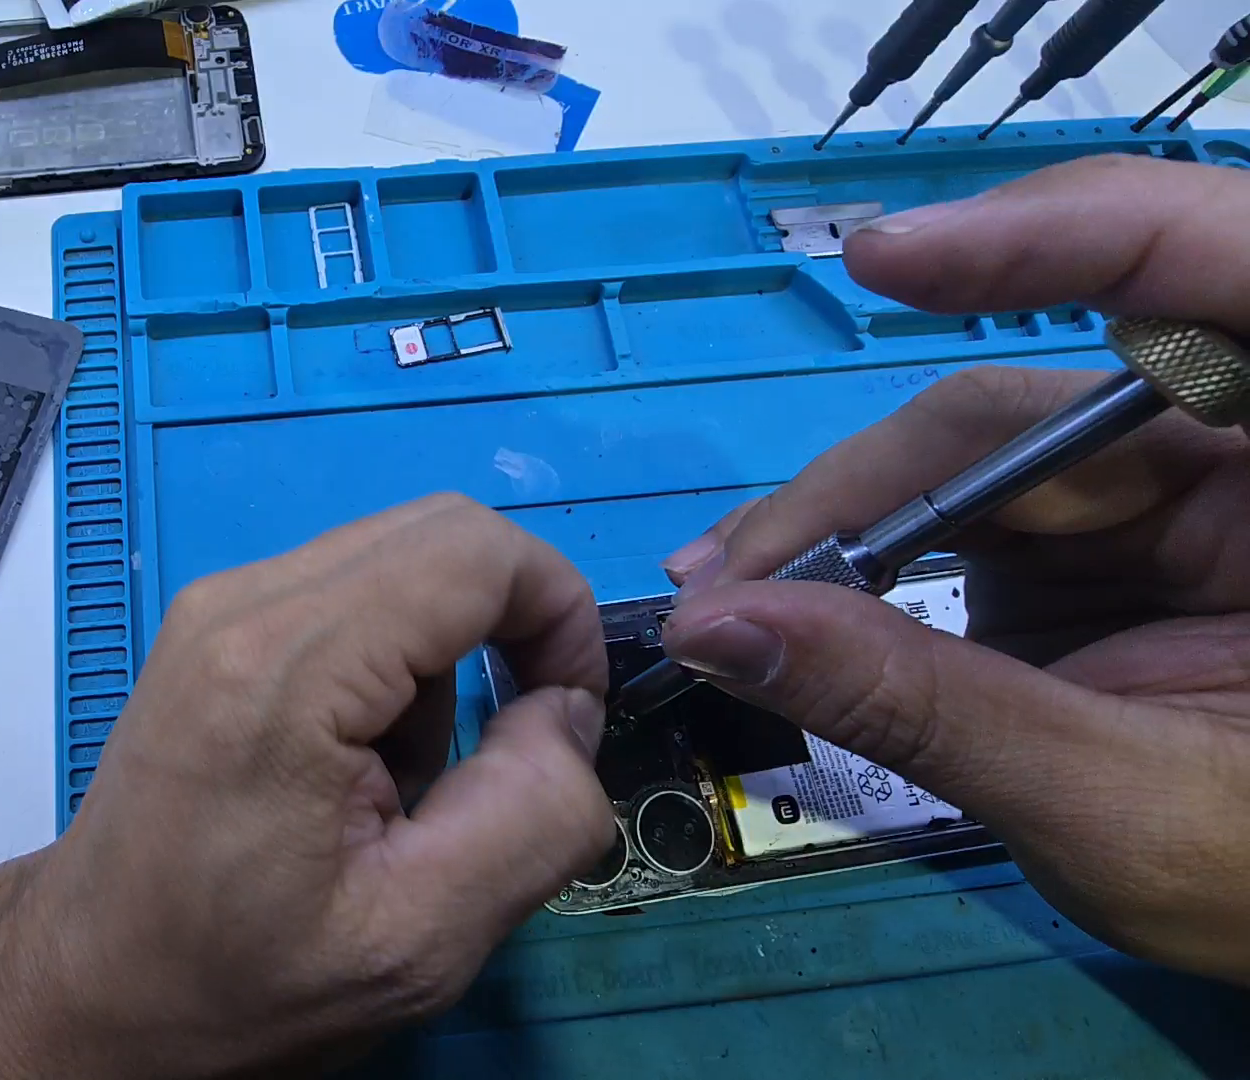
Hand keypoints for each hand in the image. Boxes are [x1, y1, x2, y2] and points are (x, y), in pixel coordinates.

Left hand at [29, 495, 615, 1074]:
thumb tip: (566, 709)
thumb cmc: (238, 978)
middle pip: (439, 531)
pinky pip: (349, 588)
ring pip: (397, 557)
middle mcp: (245, 600)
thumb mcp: (419, 938)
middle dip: (510, 617)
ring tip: (398, 776)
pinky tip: (354, 750)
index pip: (471, 551)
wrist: (91, 981)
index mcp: (289, 666)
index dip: (557, 607)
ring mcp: (222, 600)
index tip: (570, 704)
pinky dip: (392, 653)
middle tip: (512, 732)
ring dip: (442, 650)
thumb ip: (533, 813)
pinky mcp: (217, 619)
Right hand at [658, 154, 1249, 984]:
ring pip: (943, 469)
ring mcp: (1148, 494)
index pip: (1221, 286)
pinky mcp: (1078, 534)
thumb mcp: (1120, 813)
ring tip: (720, 600)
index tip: (879, 260)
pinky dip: (843, 560)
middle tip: (722, 585)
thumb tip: (711, 627)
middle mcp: (1236, 452)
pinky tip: (773, 601)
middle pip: (1006, 419)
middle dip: (842, 498)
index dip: (1056, 244)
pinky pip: (935, 518)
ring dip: (818, 532)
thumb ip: (918, 705)